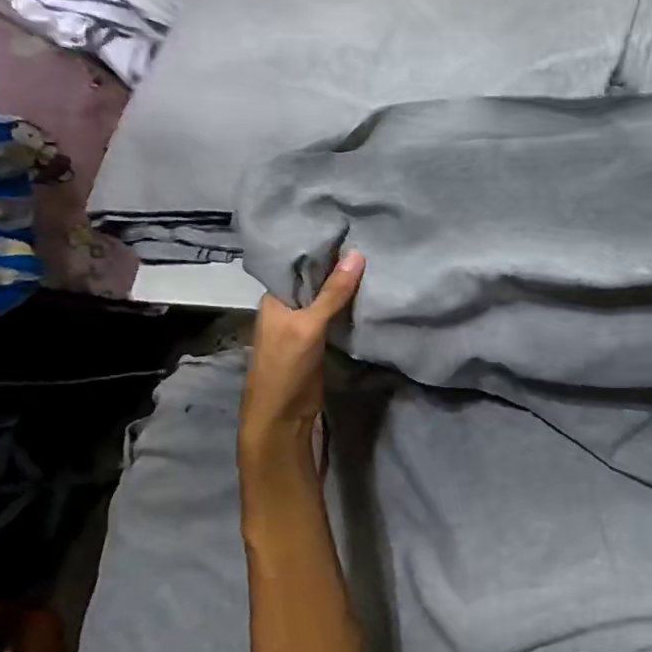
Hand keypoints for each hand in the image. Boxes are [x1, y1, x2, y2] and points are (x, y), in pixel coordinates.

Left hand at [240, 251, 364, 453]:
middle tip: (373, 246)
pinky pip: (335, 317)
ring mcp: (303, 326)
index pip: (300, 264)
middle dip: (340, 268)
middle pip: (317, 281)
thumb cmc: (285, 367)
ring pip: (328, 299)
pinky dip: (349, 308)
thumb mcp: (309, 326)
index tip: (352, 232)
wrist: (282, 419)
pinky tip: (370, 296)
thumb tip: (358, 254)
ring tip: (377, 265)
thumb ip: (333, 292)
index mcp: (274, 298)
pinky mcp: (318, 342)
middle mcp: (287, 308)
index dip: (324, 250)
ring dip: (347, 288)